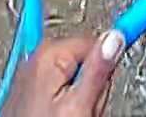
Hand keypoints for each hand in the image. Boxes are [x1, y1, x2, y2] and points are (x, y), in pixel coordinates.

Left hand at [1, 32, 122, 116]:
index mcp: (49, 52)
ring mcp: (31, 75)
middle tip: (82, 110)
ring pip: (74, 77)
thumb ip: (98, 69)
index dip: (104, 70)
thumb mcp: (78, 107)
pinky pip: (60, 89)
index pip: (96, 44)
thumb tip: (116, 35)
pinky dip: (64, 103)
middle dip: (89, 88)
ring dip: (78, 98)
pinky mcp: (29, 91)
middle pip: (85, 61)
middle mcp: (37, 56)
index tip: (108, 74)